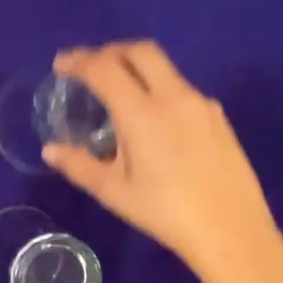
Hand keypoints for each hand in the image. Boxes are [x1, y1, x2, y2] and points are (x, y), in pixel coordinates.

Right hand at [42, 41, 282, 279]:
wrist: (231, 230)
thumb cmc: (165, 213)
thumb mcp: (114, 193)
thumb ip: (79, 166)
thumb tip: (51, 150)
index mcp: (143, 114)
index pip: (105, 69)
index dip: (79, 61)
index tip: (61, 65)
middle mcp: (174, 98)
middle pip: (140, 51)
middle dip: (110, 51)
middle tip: (89, 66)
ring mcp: (201, 105)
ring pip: (164, 68)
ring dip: (136, 69)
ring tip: (117, 95)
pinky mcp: (217, 118)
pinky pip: (180, 89)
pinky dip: (157, 89)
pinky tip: (151, 121)